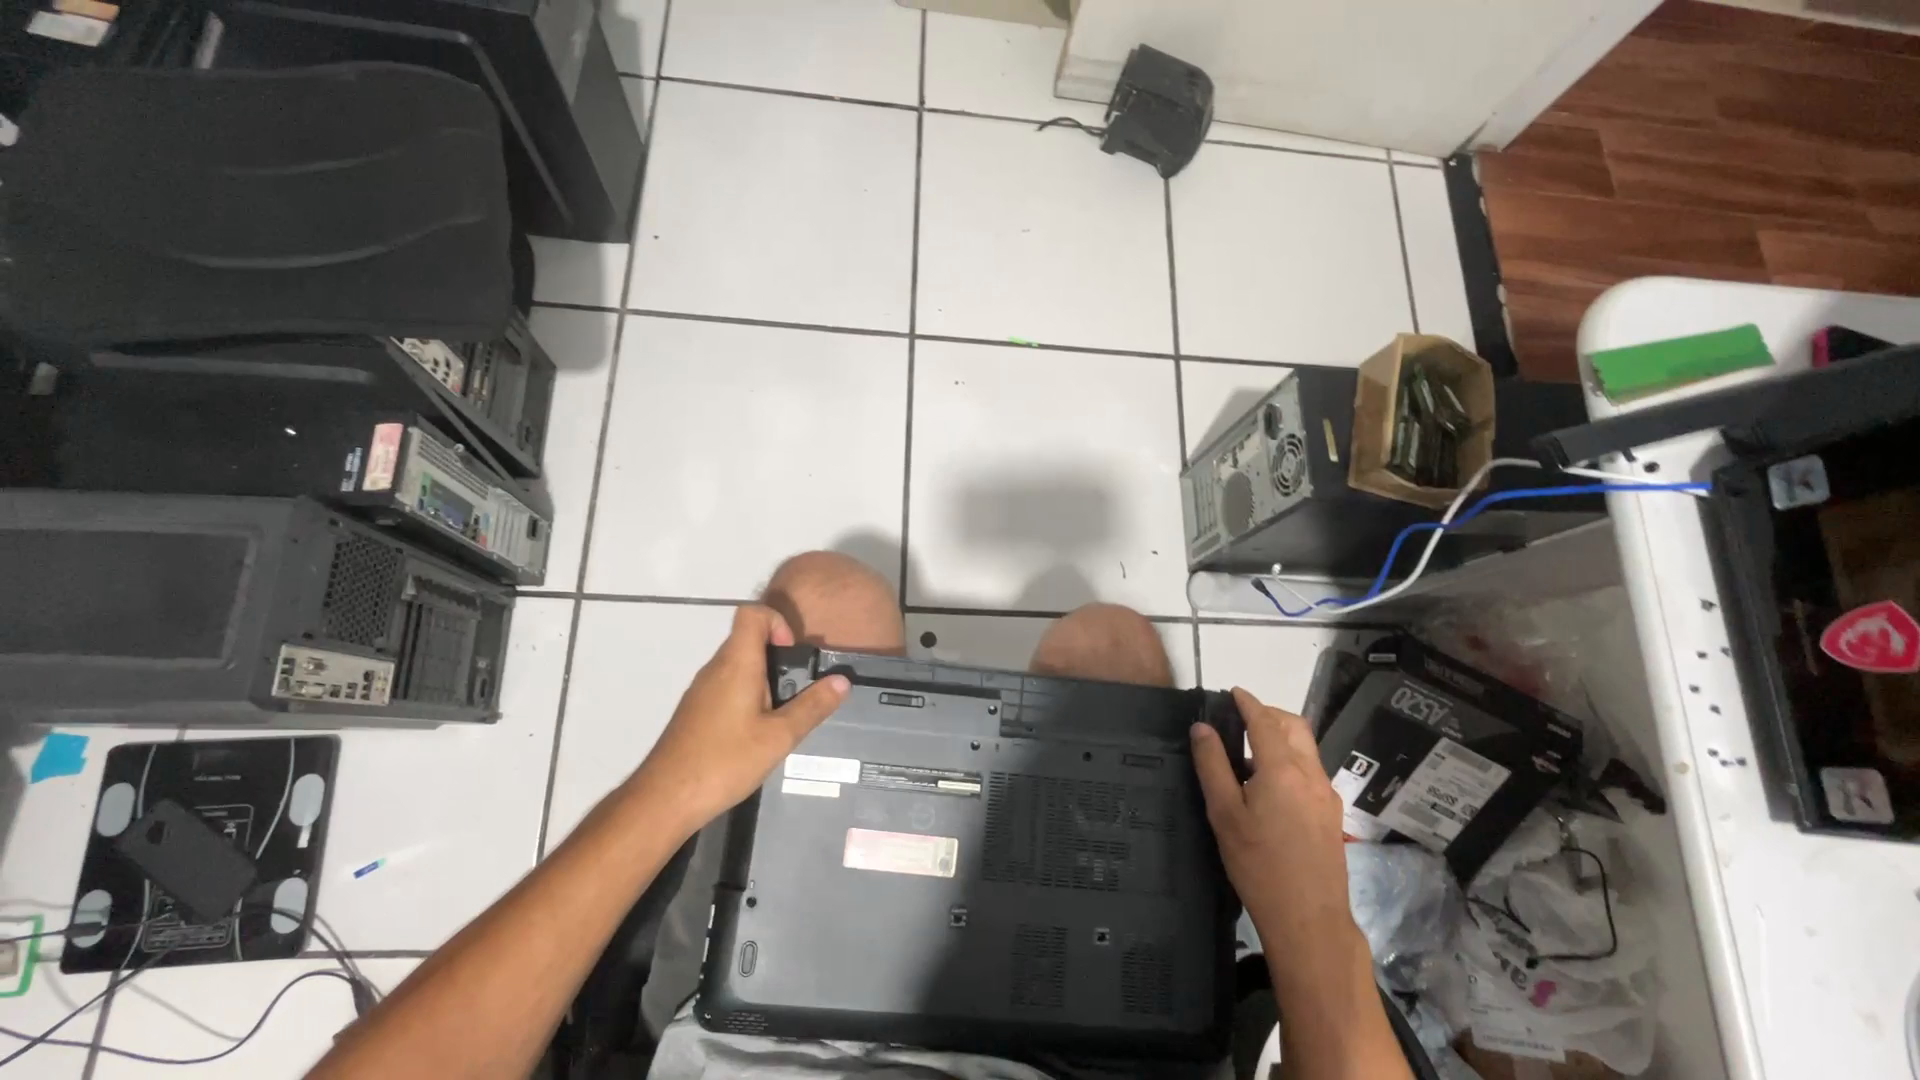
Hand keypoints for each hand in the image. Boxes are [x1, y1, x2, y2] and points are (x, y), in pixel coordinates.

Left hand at [629, 605, 849, 833]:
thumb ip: (812, 707)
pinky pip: (727, 687)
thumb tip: (842, 681)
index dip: (777, 622)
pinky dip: (747, 697)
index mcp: (736, 664)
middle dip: (778, 658)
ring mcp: (701, 690)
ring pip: (738, 666)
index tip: (793, 654)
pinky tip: (756, 734)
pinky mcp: (695, 710)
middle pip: (747, 640)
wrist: (665, 798)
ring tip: (781, 717)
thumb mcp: (779, 737)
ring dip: (764, 680)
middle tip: (798, 692)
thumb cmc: (725, 761)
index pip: (751, 614)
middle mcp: (715, 668)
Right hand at [1190, 688, 1354, 952]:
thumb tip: (1203, 728)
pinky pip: (1310, 772)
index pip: (1264, 721)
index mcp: (1283, 770)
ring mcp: (1327, 795)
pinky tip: (1269, 787)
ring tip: (1248, 756)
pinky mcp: (1332, 815)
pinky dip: (1290, 762)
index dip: (1248, 702)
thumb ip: (1213, 767)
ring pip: (1306, 750)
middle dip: (1269, 714)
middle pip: (1294, 727)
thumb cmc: (1258, 865)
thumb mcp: (1224, 815)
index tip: (1233, 692)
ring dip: (1280, 739)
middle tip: (1240, 719)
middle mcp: (1311, 775)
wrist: (1309, 919)